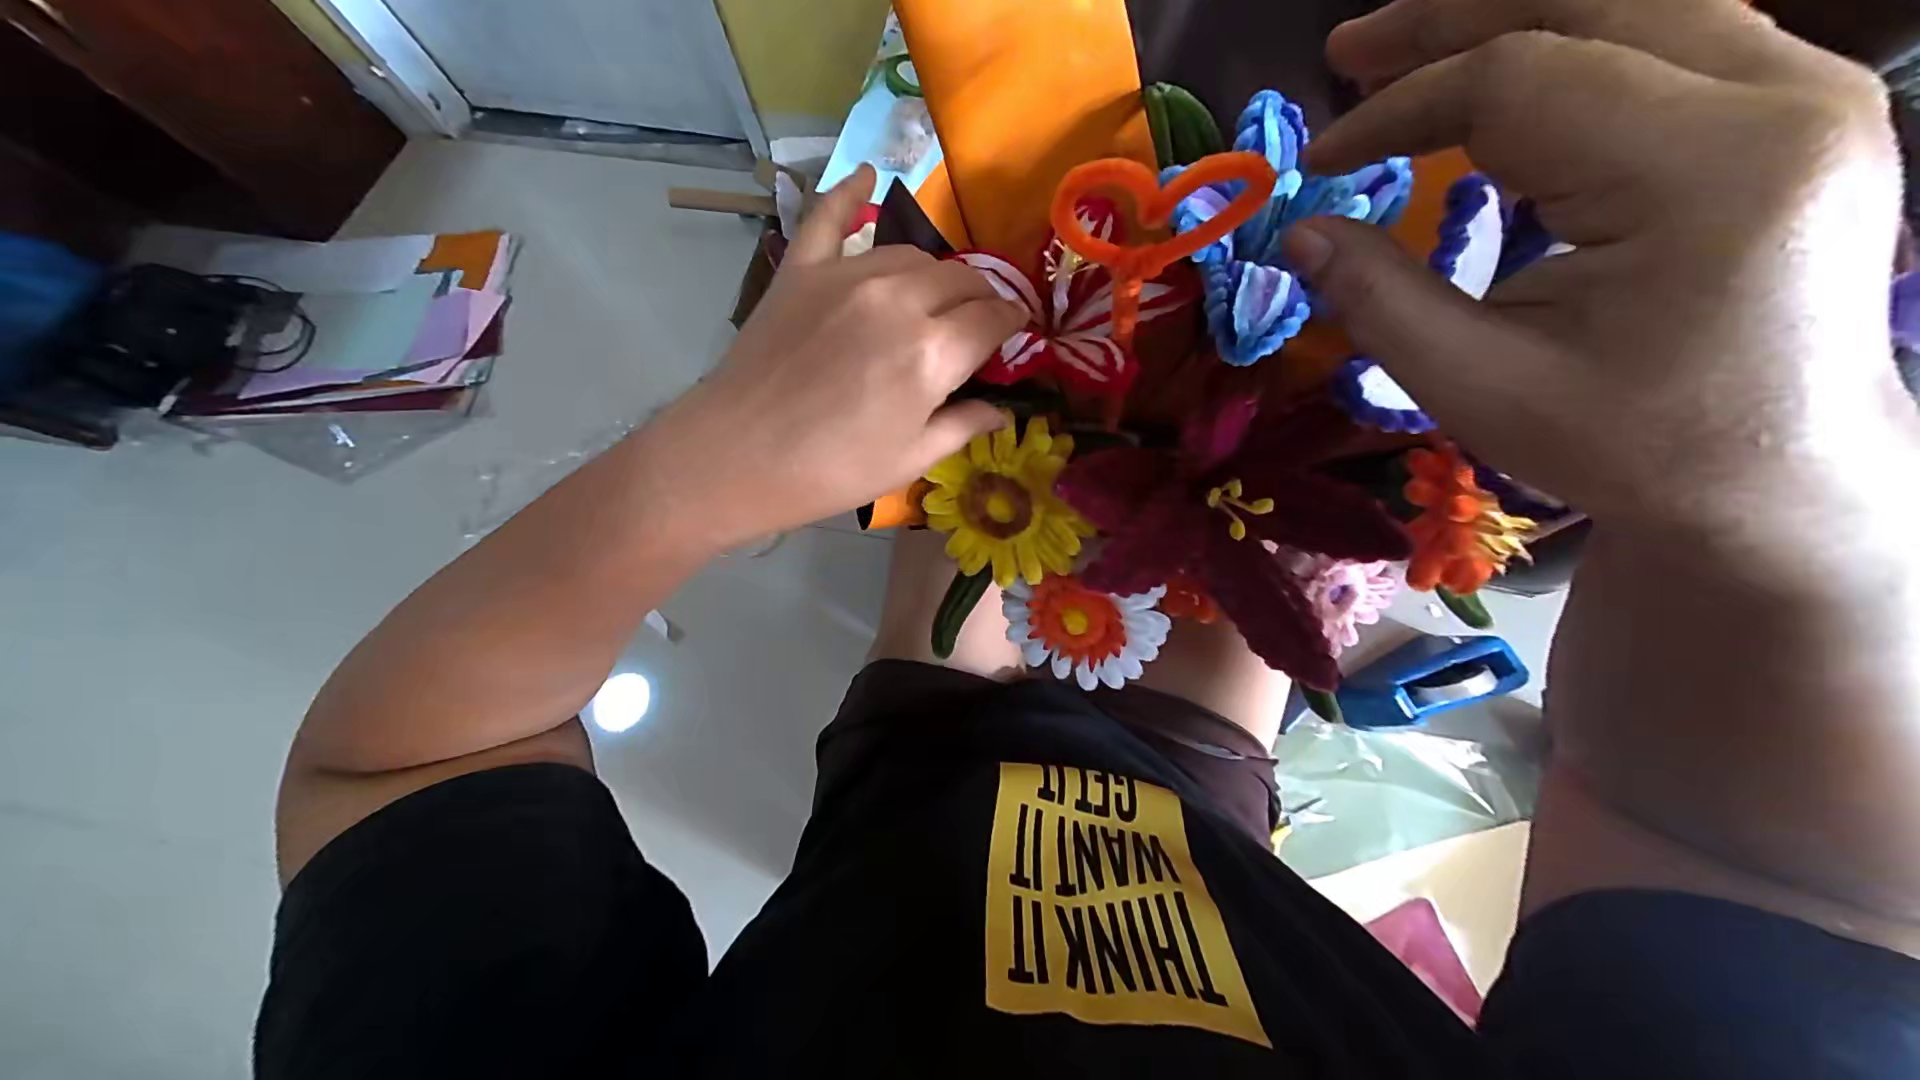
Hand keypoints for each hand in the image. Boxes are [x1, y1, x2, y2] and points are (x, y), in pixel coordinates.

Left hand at [648, 165, 1026, 546]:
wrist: (738, 458)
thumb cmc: (833, 471)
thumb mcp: (911, 460)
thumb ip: (963, 426)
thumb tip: (1002, 410)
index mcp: (933, 354)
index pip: (992, 319)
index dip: (1012, 322)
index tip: (1016, 329)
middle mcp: (899, 300)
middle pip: (960, 279)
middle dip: (980, 297)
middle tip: (977, 320)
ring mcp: (847, 277)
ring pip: (912, 254)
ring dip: (936, 272)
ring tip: (935, 294)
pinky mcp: (802, 270)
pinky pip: (831, 218)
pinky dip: (850, 195)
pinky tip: (867, 178)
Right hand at [1283, 0, 1917, 547]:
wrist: (1770, 477)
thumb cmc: (1618, 443)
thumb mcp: (1473, 384)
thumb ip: (1378, 299)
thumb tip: (1297, 234)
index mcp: (1702, 170)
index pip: (1519, 81)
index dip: (1397, 110)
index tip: (1316, 166)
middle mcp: (1780, 96)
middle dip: (1448, 18)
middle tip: (1346, 50)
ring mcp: (1804, 93)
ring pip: (1634, 3)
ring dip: (1505, 20)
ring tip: (1403, 51)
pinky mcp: (1788, 114)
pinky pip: (1661, 44)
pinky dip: (1560, 53)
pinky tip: (1492, 88)